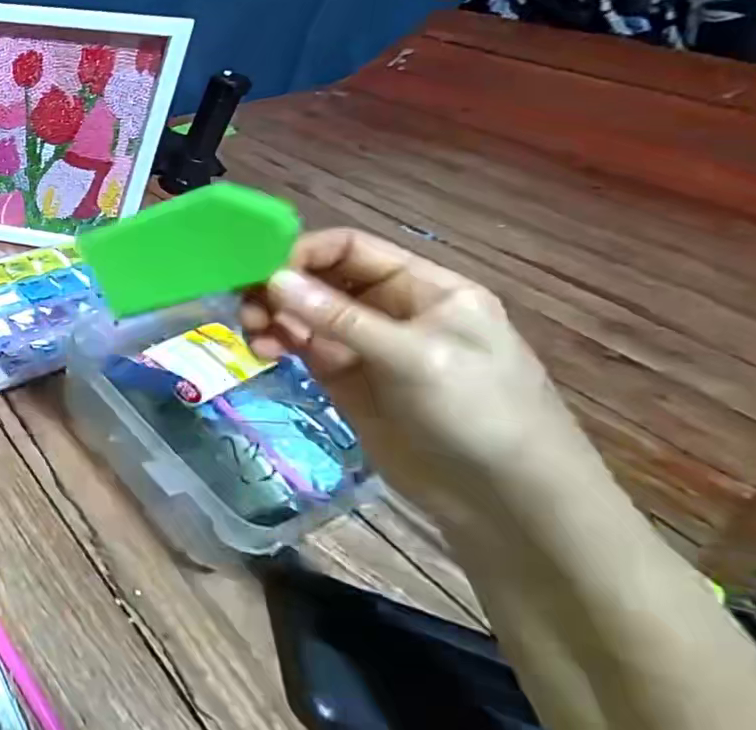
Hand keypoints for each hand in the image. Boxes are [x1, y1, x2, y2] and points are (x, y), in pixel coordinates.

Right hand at [240, 228, 599, 526]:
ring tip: (253, 335)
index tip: (261, 271)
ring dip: (271, 315)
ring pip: (301, 311)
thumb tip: (272, 278)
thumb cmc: (482, 416)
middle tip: (246, 307)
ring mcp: (363, 343)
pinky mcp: (343, 376)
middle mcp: (388, 307)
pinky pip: (299, 344)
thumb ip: (341, 319)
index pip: (349, 248)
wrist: (510, 507)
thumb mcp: (416, 359)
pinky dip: (275, 341)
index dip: (303, 252)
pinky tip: (261, 351)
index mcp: (423, 287)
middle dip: (278, 287)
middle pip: (317, 277)